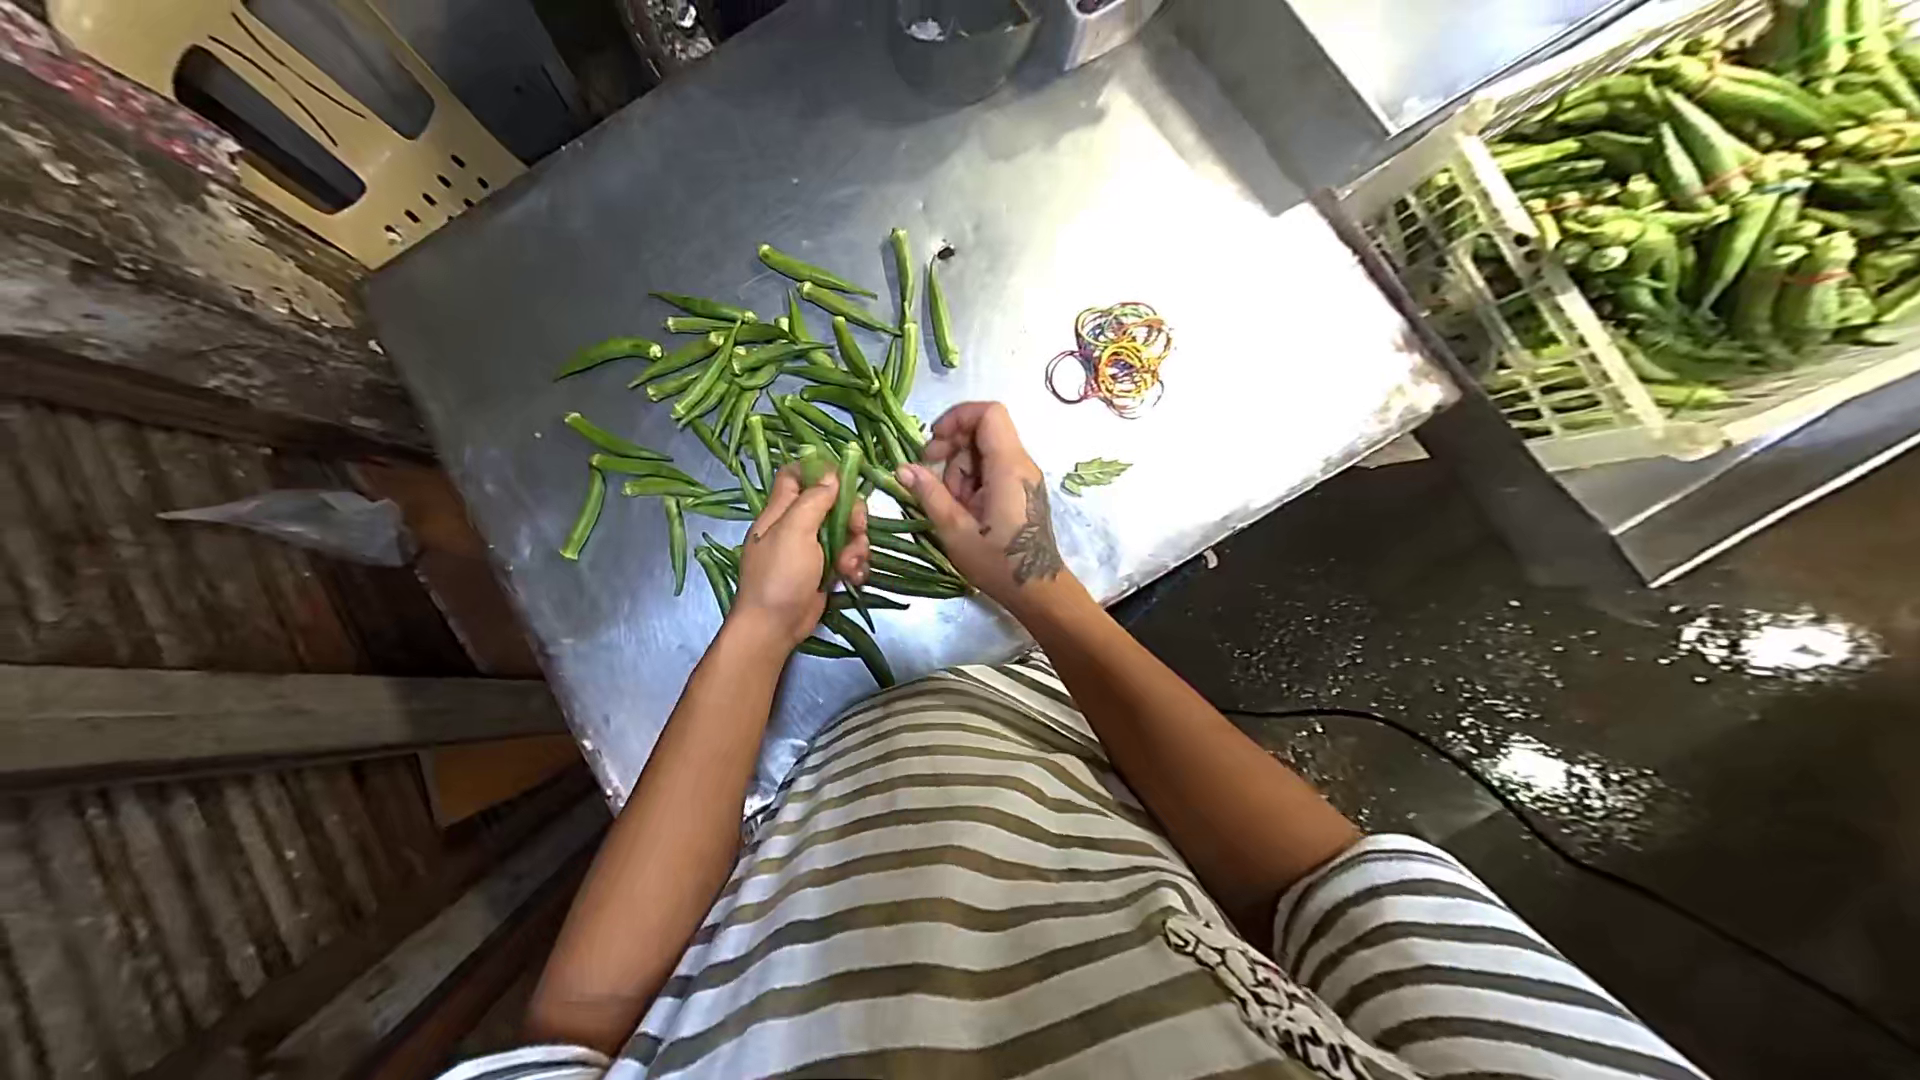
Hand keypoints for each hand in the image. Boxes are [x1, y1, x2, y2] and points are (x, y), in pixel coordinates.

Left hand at [731, 464, 868, 648]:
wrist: (775, 627)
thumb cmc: (779, 576)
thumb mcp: (795, 531)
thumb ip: (814, 500)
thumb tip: (831, 475)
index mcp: (780, 511)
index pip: (795, 475)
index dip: (818, 471)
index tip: (843, 479)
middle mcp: (797, 526)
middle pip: (832, 504)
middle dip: (851, 516)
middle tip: (856, 530)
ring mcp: (812, 550)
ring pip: (846, 532)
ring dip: (856, 546)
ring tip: (849, 566)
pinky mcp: (826, 571)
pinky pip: (849, 557)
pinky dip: (855, 565)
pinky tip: (853, 578)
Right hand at [895, 402, 1077, 612]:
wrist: (1037, 590)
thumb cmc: (999, 563)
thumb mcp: (955, 530)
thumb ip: (929, 494)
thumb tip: (903, 468)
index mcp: (1009, 467)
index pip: (988, 413)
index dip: (958, 417)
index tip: (934, 441)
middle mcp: (1021, 464)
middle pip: (982, 431)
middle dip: (952, 448)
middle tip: (930, 475)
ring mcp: (1022, 477)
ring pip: (983, 452)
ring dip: (959, 470)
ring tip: (952, 504)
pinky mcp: (1019, 490)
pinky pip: (991, 470)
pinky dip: (971, 482)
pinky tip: (963, 509)